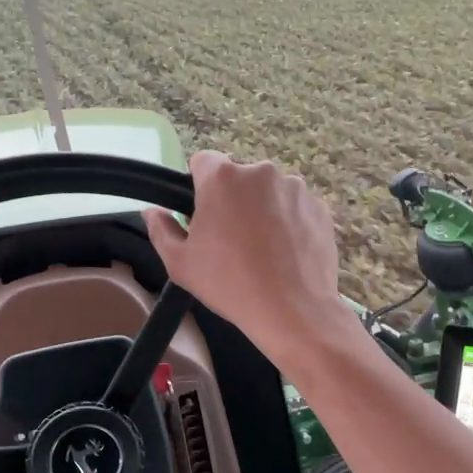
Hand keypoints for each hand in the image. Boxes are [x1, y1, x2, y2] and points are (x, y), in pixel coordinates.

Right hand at [143, 152, 350, 366]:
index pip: (203, 162)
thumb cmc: (229, 284)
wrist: (292, 310)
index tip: (203, 216)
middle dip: (234, 200)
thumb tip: (152, 212)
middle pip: (239, 178)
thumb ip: (162, 230)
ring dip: (263, 210)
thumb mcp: (181, 263)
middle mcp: (261, 172)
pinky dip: (290, 223)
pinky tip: (287, 254)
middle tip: (232, 240)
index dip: (199, 187)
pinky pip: (296, 208)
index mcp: (223, 177)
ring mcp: (295, 188)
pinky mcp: (319, 207)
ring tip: (263, 250)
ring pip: (270, 192)